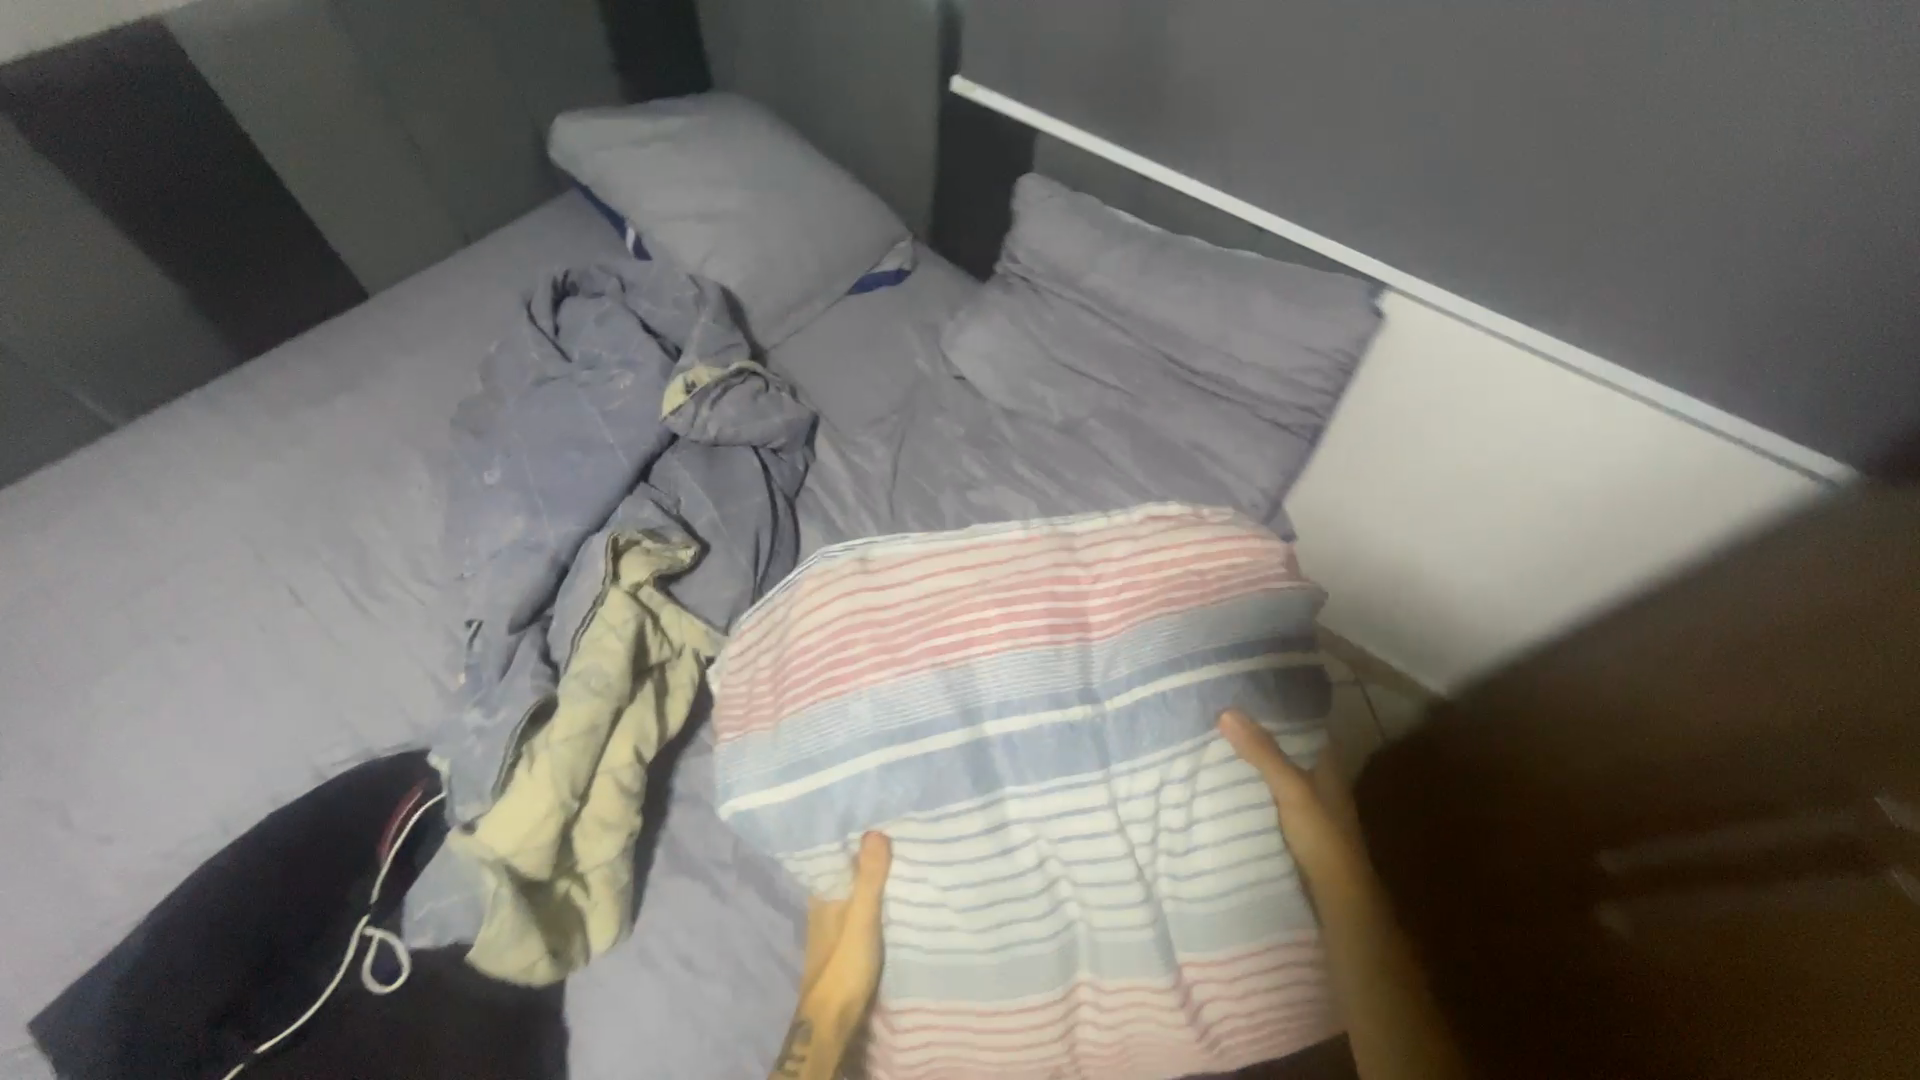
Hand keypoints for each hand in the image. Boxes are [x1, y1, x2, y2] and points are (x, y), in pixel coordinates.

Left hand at [799, 830, 892, 1018]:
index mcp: (822, 893)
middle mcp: (825, 904)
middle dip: (871, 856)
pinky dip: (877, 900)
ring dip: (876, 879)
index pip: (838, 854)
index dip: (858, 837)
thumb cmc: (844, 964)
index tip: (883, 817)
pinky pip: (863, 909)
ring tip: (905, 858)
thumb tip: (875, 830)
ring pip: (857, 891)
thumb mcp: (861, 917)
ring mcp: (835, 924)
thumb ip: (869, 878)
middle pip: (849, 871)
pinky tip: (896, 896)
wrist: (833, 1020)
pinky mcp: (847, 941)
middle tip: (902, 834)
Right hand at [1217, 707, 1369, 886]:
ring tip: (1208, 743)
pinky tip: (1220, 782)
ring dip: (1247, 760)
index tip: (1236, 693)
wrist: (1337, 897)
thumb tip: (1226, 711)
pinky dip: (1246, 786)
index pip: (1298, 722)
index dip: (1271, 707)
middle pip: (1282, 745)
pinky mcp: (1291, 823)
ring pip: (1271, 770)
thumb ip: (1263, 752)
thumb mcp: (1291, 789)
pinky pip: (1264, 794)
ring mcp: (1304, 801)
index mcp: (1326, 761)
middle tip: (1213, 715)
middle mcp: (1317, 776)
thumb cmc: (1322, 837)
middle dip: (1252, 733)